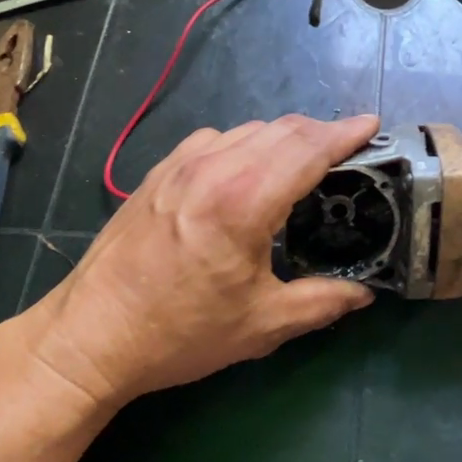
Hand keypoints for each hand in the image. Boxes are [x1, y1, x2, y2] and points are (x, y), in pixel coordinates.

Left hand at [17, 115, 379, 409]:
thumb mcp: (261, 325)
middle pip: (283, 129)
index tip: (372, 125)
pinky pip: (216, 139)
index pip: (308, 148)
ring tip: (305, 159)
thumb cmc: (180, 333)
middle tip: (349, 146)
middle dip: (322, 131)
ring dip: (285, 136)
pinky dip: (246, 143)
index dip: (345, 133)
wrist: (90, 336)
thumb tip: (364, 295)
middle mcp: (215, 167)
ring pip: (249, 130)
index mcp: (245, 201)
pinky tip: (248, 168)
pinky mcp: (161, 170)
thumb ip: (321, 302)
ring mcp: (182, 163)